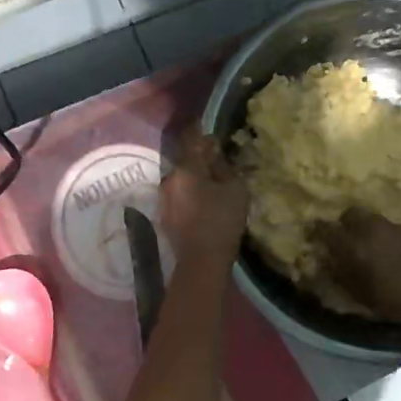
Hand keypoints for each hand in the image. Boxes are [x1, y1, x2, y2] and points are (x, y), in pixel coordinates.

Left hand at [159, 127, 247, 267]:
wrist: (201, 260)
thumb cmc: (222, 221)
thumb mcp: (236, 189)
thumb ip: (227, 168)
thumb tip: (218, 159)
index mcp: (186, 169)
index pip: (195, 144)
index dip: (207, 140)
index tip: (218, 141)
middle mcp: (169, 180)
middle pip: (186, 163)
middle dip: (201, 163)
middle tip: (219, 168)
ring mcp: (163, 199)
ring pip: (181, 182)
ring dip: (194, 181)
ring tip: (212, 189)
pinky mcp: (164, 216)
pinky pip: (178, 198)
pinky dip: (189, 197)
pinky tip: (202, 206)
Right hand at [315, 208, 400, 322]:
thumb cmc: (387, 299)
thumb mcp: (354, 290)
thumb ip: (338, 271)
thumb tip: (327, 259)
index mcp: (353, 244)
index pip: (327, 229)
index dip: (319, 231)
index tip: (316, 235)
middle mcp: (370, 229)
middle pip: (351, 213)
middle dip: (345, 223)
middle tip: (346, 237)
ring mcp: (391, 227)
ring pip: (371, 219)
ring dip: (366, 228)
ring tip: (370, 243)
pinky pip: (389, 227)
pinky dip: (384, 234)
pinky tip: (390, 250)